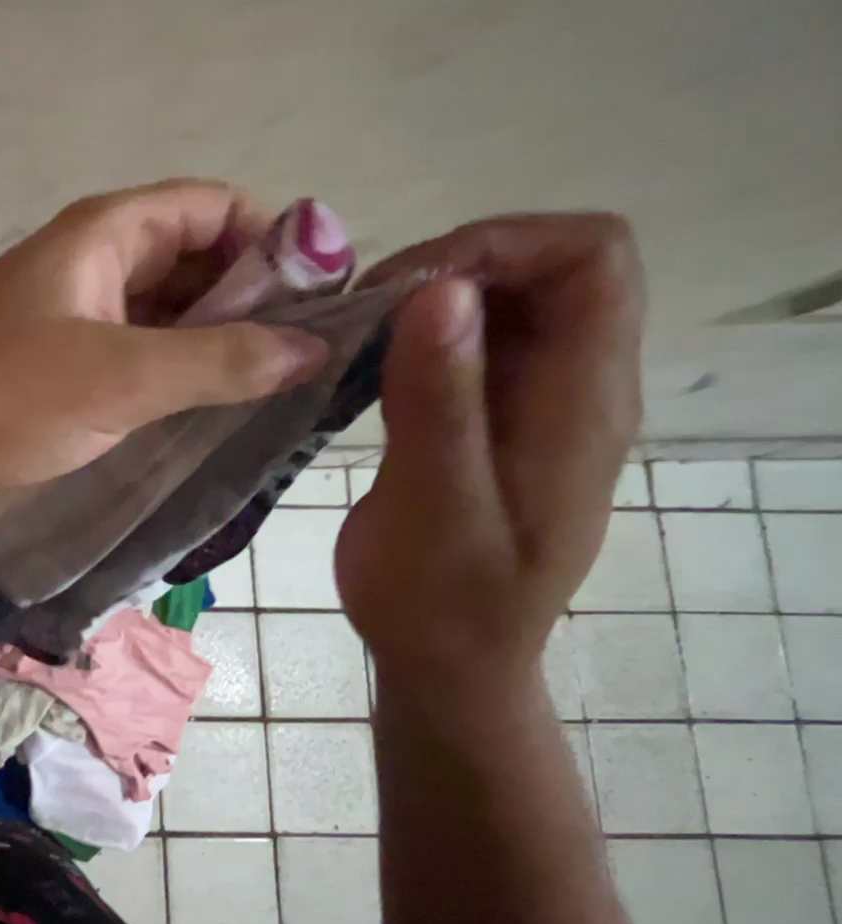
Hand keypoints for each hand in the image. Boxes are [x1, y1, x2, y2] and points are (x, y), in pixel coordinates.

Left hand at [0, 178, 329, 513]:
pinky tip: (200, 407)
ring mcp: (64, 314)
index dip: (272, 240)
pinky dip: (167, 370)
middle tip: (298, 356)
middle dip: (245, 297)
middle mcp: (85, 262)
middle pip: (189, 256)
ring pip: (159, 310)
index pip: (211, 206)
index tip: (318, 299)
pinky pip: (128, 351)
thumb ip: (220, 360)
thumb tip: (311, 347)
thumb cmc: (4, 399)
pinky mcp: (51, 365)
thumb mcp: (123, 378)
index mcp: (101, 234)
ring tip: (265, 386)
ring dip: (208, 340)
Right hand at [335, 214, 645, 679]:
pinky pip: (469, 350)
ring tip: (353, 339)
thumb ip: (439, 398)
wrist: (448, 661)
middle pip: (549, 270)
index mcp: (580, 401)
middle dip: (454, 266)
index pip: (589, 258)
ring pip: (504, 306)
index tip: (404, 286)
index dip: (501, 243)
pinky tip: (362, 370)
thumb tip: (439, 288)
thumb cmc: (441, 597)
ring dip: (429, 303)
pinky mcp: (492, 424)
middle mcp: (573, 388)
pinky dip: (417, 340)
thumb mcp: (434, 503)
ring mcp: (533, 406)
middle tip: (363, 313)